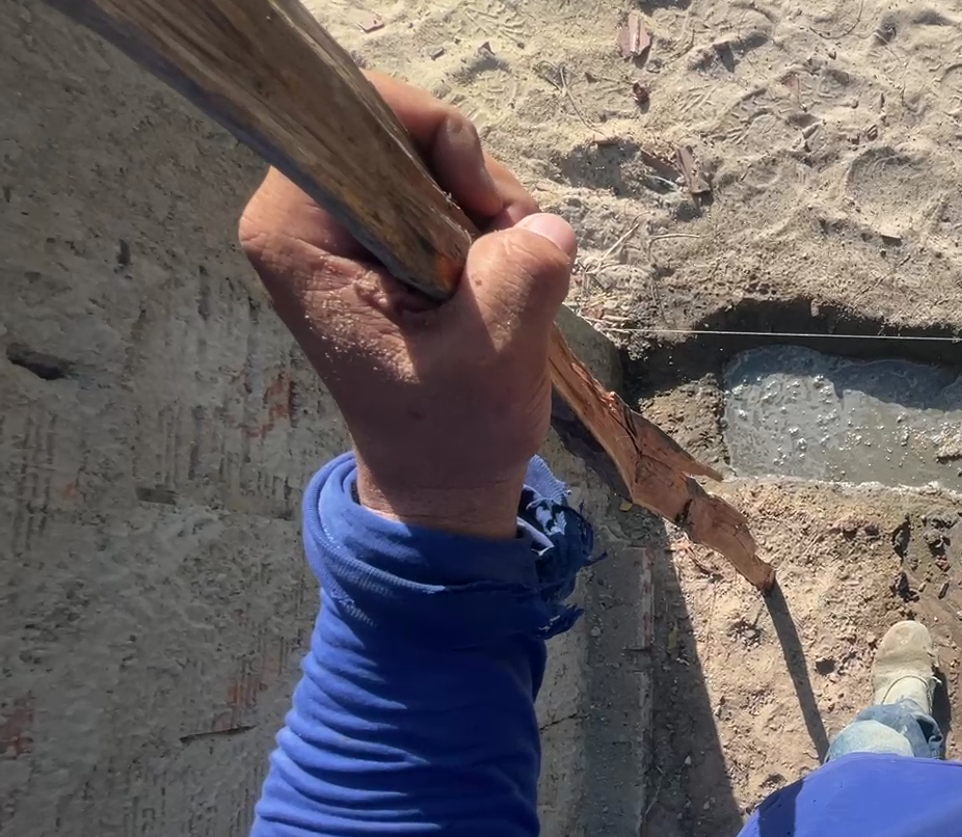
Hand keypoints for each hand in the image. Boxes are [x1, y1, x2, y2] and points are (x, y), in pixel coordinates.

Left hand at [238, 74, 575, 537]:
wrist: (447, 481)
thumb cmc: (455, 432)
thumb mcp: (493, 359)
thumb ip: (519, 280)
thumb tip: (551, 227)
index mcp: (300, 235)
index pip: (357, 121)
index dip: (439, 143)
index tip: (492, 213)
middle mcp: (314, 220)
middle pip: (403, 138)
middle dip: (479, 187)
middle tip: (520, 254)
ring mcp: (356, 237)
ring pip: (436, 171)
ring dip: (497, 217)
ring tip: (519, 281)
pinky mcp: (394, 255)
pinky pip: (451, 208)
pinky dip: (496, 236)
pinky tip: (507, 283)